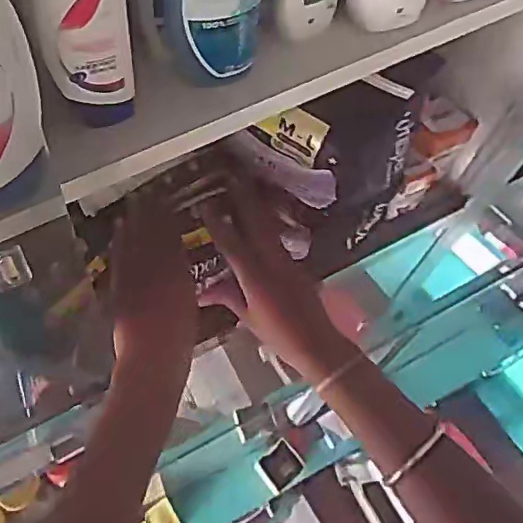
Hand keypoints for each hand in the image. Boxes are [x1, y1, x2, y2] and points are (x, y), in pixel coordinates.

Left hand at [109, 189, 199, 371]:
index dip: (171, 220)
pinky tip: (119, 228)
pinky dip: (121, 240)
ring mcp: (138, 279)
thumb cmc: (176, 344)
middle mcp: (160, 273)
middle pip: (156, 237)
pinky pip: (121, 257)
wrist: (151, 361)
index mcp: (180, 279)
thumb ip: (183, 286)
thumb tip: (179, 266)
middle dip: (153, 213)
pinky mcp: (121, 287)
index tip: (168, 202)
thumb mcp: (188, 310)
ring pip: (137, 242)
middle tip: (149, 192)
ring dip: (136, 220)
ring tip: (135, 202)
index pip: (175, 242)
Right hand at [193, 172, 344, 373]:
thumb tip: (203, 288)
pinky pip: (276, 236)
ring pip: (268, 225)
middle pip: (255, 222)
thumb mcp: (247, 318)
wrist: (319, 345)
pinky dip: (265, 223)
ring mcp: (286, 260)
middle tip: (230, 176)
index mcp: (255, 277)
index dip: (216, 222)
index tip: (204, 204)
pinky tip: (260, 218)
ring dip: (255, 205)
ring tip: (244, 188)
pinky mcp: (295, 264)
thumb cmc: (280, 336)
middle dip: (242, 198)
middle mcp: (272, 262)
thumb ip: (227, 296)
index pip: (231, 242)